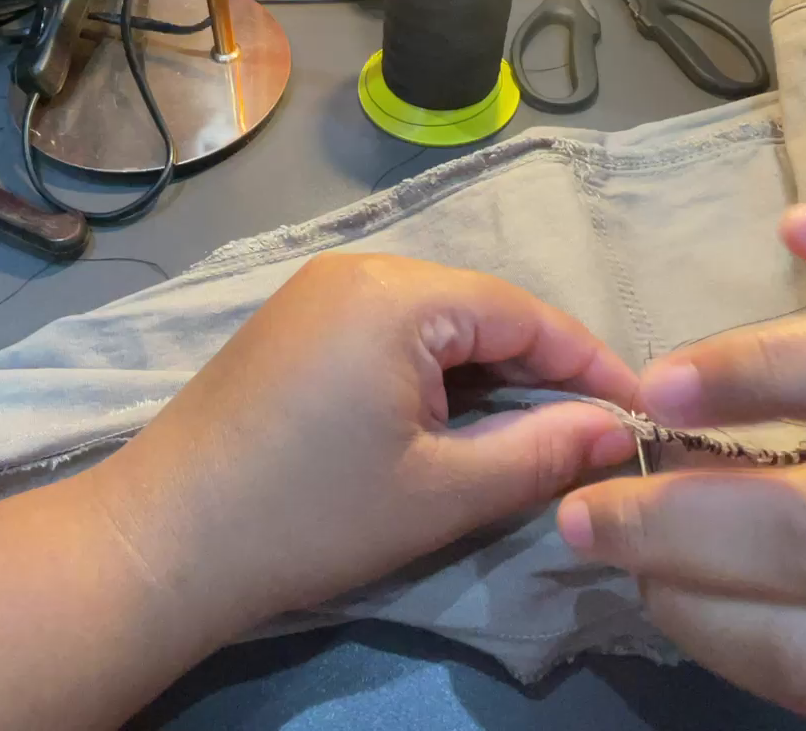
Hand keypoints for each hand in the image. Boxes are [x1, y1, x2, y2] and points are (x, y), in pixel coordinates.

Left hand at [83, 254, 642, 630]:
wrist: (168, 536)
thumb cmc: (310, 514)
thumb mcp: (441, 491)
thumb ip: (540, 451)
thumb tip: (617, 429)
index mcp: (395, 292)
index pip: (520, 311)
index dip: (586, 361)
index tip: (637, 412)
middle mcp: (355, 269)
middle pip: (474, 309)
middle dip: (533, 368)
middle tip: (581, 430)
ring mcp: (316, 291)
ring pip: (430, 319)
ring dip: (481, 370)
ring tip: (519, 429)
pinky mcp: (292, 321)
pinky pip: (385, 328)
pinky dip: (427, 368)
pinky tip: (441, 414)